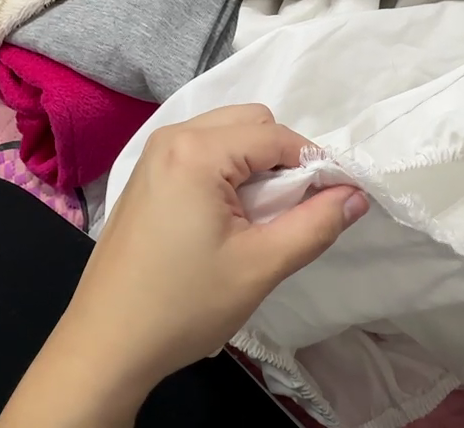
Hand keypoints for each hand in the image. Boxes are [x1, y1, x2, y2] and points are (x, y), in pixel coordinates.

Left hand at [71, 105, 366, 382]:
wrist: (107, 341)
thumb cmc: (184, 304)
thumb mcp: (260, 266)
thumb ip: (315, 224)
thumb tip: (355, 194)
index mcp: (196, 150)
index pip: (275, 135)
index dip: (314, 163)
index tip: (335, 200)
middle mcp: (173, 136)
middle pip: (251, 121)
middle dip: (281, 159)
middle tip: (289, 213)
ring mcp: (155, 152)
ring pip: (228, 132)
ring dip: (255, 164)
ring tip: (258, 219)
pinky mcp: (148, 172)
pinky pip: (203, 148)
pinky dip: (228, 169)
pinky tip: (227, 218)